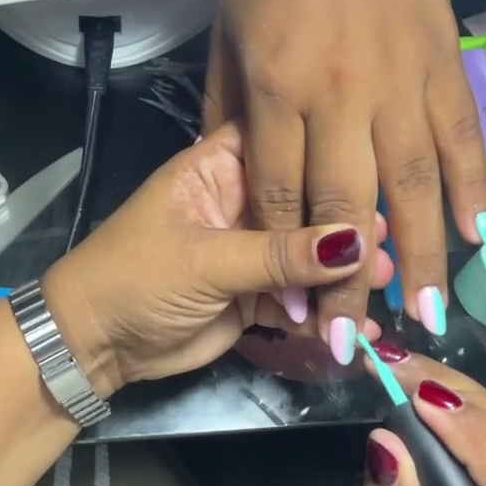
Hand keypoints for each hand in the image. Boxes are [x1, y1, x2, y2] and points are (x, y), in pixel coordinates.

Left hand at [41, 123, 393, 396]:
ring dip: (343, 273)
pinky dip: (325, 311)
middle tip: (387, 249)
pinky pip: (299, 296)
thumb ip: (277, 253)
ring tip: (381, 287)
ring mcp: (250, 248)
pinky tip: (360, 328)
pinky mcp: (255, 292)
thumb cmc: (135, 279)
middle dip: (346, 226)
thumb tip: (355, 242)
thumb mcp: (205, 261)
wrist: (98, 343)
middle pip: (305, 202)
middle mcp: (241, 200)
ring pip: (309, 253)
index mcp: (216, 167)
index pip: (280, 142)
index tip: (374, 175)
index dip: (326, 154)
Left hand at [205, 0, 485, 355]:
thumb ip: (228, 110)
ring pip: (414, 187)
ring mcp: (400, 78)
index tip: (299, 311)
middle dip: (352, 283)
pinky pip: (462, 140)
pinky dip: (475, 192)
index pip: (283, 195)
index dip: (290, 260)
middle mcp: (338, 94)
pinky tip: (482, 239)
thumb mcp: (225, 33)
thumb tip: (237, 176)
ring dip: (423, 258)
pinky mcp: (445, 60)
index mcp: (274, 89)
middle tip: (361, 343)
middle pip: (345, 206)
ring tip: (429, 316)